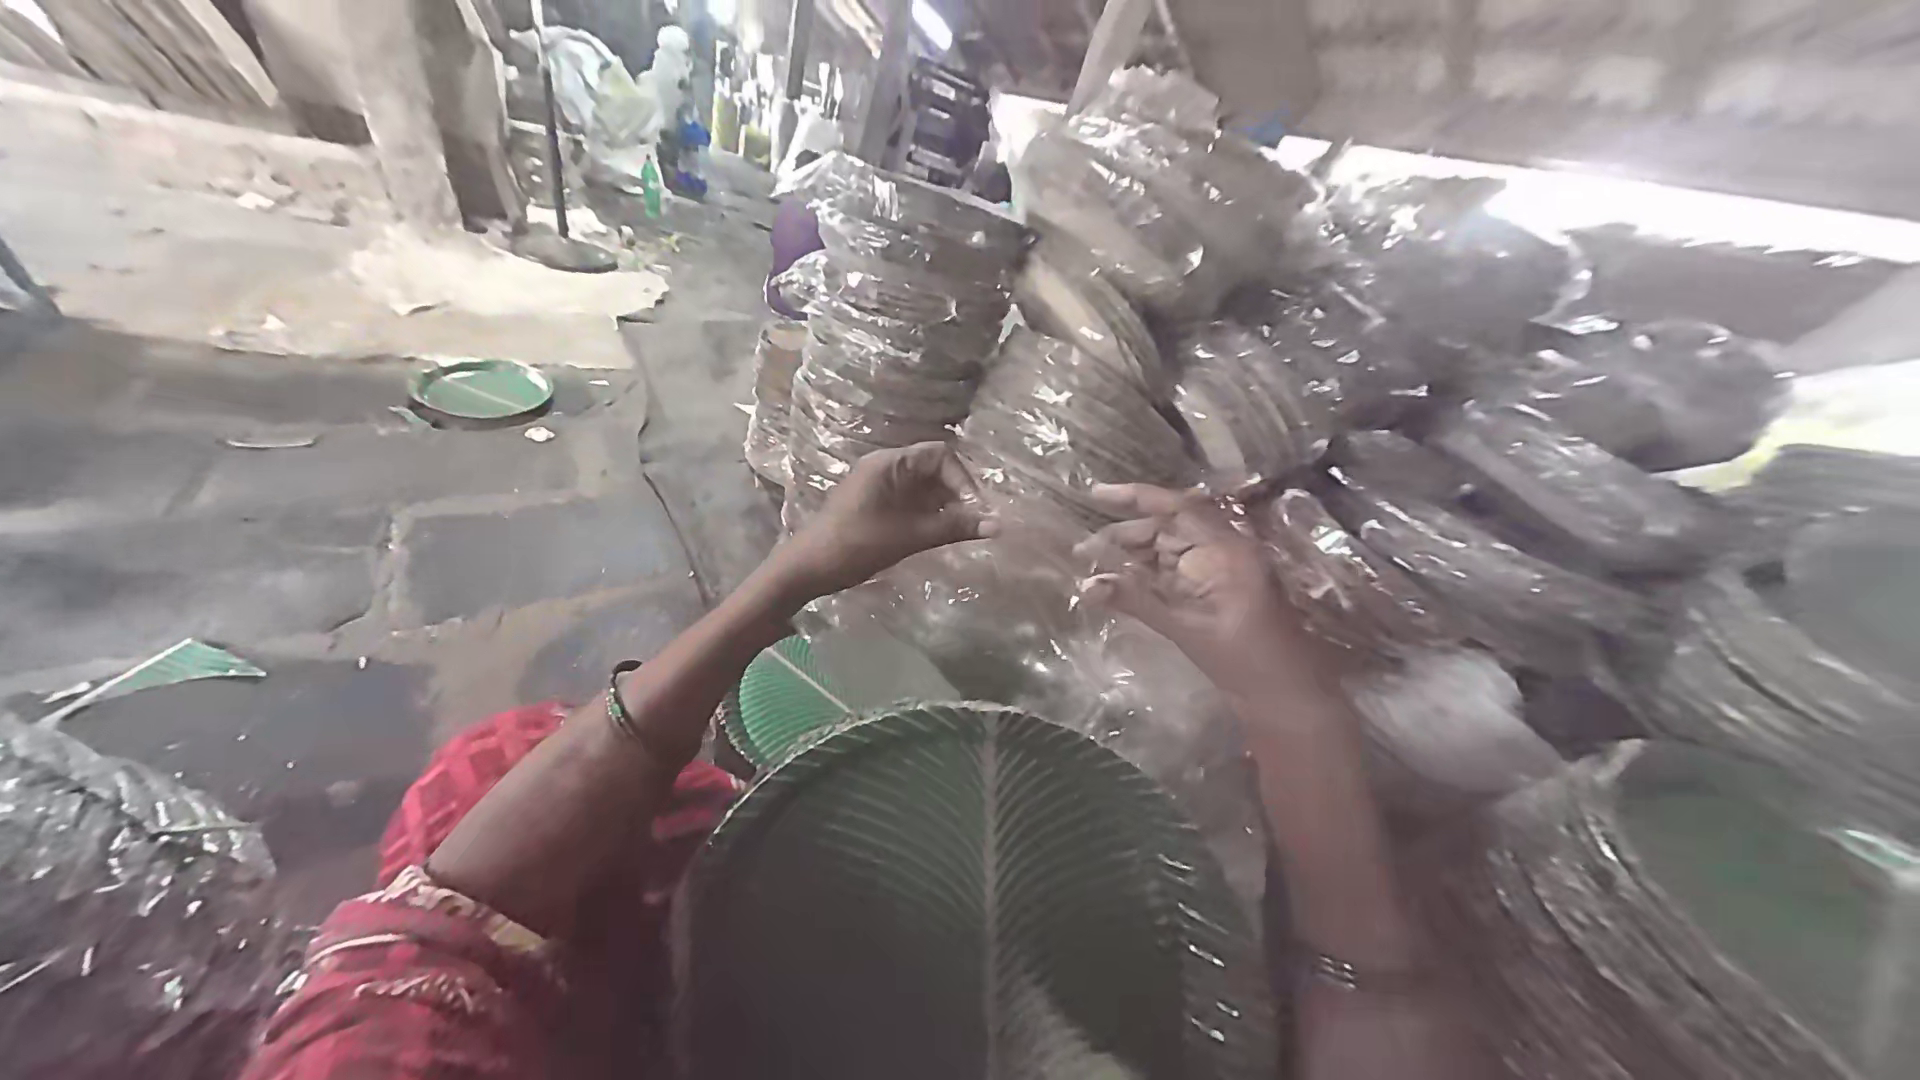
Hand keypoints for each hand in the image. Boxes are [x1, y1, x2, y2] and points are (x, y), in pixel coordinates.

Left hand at [767, 442, 996, 601]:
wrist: (806, 569)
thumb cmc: (855, 546)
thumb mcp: (909, 536)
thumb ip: (953, 527)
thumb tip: (998, 524)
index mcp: (889, 464)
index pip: (940, 455)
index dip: (964, 479)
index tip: (976, 509)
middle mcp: (885, 468)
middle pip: (934, 469)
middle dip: (959, 493)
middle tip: (976, 521)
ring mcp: (879, 487)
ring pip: (924, 487)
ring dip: (946, 505)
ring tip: (963, 530)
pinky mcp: (876, 506)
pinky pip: (911, 502)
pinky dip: (930, 514)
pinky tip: (940, 533)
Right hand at [1075, 483, 1322, 690]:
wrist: (1283, 695)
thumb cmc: (1244, 659)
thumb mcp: (1186, 628)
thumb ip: (1135, 601)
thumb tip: (1086, 586)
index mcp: (1225, 549)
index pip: (1176, 508)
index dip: (1134, 497)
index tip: (1096, 493)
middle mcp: (1219, 550)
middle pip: (1164, 528)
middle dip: (1122, 535)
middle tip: (1082, 551)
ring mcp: (1214, 571)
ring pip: (1163, 550)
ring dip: (1128, 556)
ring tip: (1090, 566)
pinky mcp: (1207, 590)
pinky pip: (1168, 572)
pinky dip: (1141, 575)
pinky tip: (1114, 581)